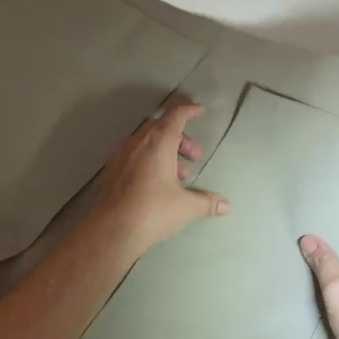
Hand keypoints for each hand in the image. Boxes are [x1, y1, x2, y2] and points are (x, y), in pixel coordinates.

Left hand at [88, 101, 229, 253]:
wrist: (113, 228)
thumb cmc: (154, 210)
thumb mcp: (186, 207)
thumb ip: (207, 202)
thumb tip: (226, 206)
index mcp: (158, 142)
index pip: (175, 116)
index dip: (189, 111)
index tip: (200, 111)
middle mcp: (138, 142)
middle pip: (161, 128)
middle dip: (180, 138)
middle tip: (194, 157)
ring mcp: (122, 155)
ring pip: (146, 141)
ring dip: (165, 150)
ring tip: (179, 174)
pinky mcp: (112, 169)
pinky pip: (134, 153)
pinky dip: (149, 158)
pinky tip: (157, 181)